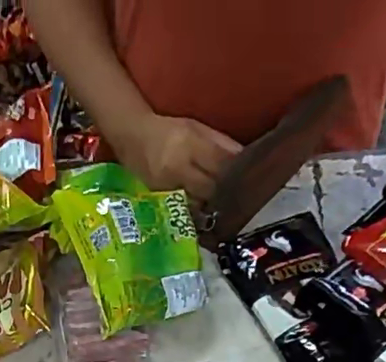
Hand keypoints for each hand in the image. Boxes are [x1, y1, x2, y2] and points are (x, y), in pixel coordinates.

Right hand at [113, 114, 242, 202]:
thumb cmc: (170, 131)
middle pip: (211, 188)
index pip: (220, 163)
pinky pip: (186, 209)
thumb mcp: (196, 127)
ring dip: (213, 205)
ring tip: (225, 206)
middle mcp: (178, 166)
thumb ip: (221, 143)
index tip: (251, 179)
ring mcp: (168, 186)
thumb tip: (246, 159)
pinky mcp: (162, 199)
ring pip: (199, 203)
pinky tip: (206, 210)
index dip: (237, 173)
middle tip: (240, 197)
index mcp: (189, 143)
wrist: (134, 139)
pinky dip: (198, 210)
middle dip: (226, 193)